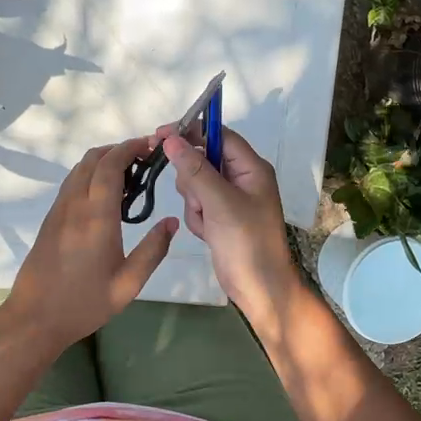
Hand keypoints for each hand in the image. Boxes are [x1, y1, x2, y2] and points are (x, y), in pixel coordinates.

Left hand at [2, 136, 177, 351]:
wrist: (34, 318)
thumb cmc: (84, 303)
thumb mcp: (128, 284)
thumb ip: (153, 250)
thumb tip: (172, 222)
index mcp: (96, 217)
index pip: (110, 166)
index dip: (130, 148)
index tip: (150, 145)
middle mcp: (75, 205)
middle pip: (93, 159)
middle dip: (118, 150)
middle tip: (143, 159)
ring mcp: (59, 210)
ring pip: (79, 169)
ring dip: (103, 161)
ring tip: (128, 175)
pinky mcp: (51, 219)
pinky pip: (71, 183)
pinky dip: (90, 175)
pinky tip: (105, 195)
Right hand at [159, 125, 297, 317]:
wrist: (259, 289)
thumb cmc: (247, 242)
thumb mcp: (220, 203)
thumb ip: (195, 169)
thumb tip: (171, 139)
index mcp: (251, 168)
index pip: (218, 135)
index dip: (190, 131)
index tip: (160, 135)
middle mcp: (242, 178)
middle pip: (203, 159)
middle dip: (193, 180)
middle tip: (197, 200)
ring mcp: (231, 199)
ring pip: (196, 184)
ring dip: (194, 202)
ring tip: (208, 222)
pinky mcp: (220, 217)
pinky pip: (197, 205)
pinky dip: (197, 218)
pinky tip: (207, 234)